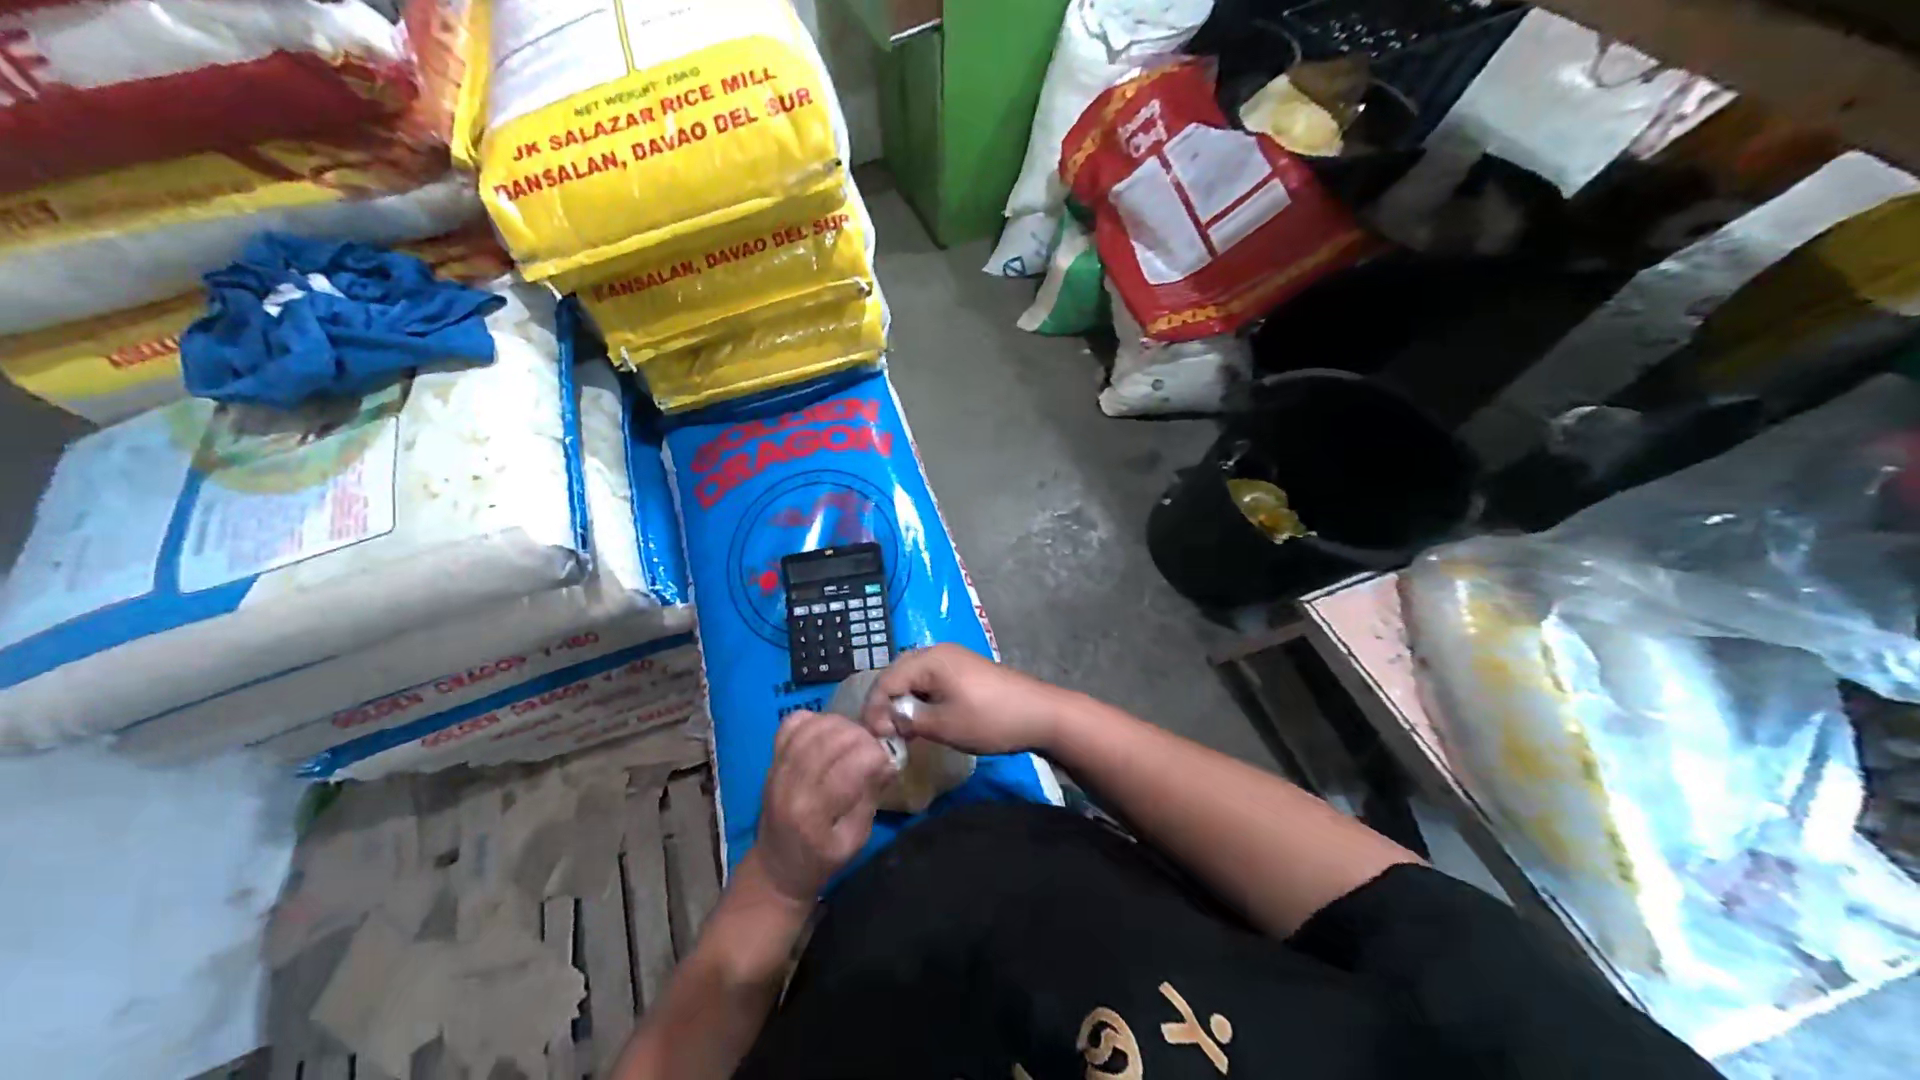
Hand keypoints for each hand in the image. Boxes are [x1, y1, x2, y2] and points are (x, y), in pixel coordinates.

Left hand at [751, 710, 895, 903]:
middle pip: (831, 740)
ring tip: (854, 739)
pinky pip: (791, 725)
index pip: (849, 767)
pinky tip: (829, 733)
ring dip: (841, 725)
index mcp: (814, 814)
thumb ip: (870, 799)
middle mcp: (792, 786)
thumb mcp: (854, 841)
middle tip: (872, 749)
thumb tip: (889, 763)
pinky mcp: (772, 761)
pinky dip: (814, 720)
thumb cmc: (820, 859)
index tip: (885, 762)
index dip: (875, 756)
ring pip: (812, 727)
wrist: (776, 867)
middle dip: (861, 737)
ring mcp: (778, 770)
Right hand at [861, 644, 1072, 755]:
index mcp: (929, 659)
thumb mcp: (943, 725)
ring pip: (913, 677)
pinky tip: (919, 719)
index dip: (874, 710)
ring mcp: (952, 658)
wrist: (1040, 714)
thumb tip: (886, 720)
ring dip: (902, 702)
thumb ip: (908, 719)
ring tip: (898, 730)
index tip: (875, 739)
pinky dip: (919, 698)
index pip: (885, 681)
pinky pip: (929, 679)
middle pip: (896, 674)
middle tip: (883, 735)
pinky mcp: (963, 670)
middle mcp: (937, 651)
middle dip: (885, 703)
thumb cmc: (989, 719)